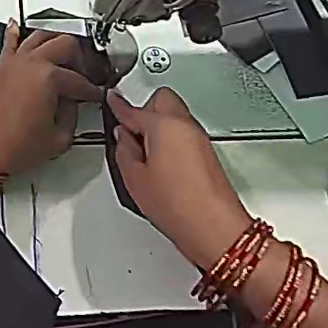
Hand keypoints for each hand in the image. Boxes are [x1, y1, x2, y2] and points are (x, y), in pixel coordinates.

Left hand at [0, 25, 105, 175]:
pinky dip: (16, 32)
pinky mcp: (0, 69)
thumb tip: (72, 106)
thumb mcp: (58, 139)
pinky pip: (11, 43)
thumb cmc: (10, 147)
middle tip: (87, 72)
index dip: (93, 90)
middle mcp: (31, 64)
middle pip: (66, 45)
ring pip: (41, 36)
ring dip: (57, 41)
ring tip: (67, 53)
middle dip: (82, 58)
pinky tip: (17, 26)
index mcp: (49, 78)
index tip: (96, 95)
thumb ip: (72, 116)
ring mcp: (13, 63)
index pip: (80, 80)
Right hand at [109, 88, 253, 268]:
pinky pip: (184, 132)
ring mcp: (199, 138)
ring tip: (145, 153)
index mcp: (164, 126)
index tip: (113, 100)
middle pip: (162, 99)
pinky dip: (170, 139)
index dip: (119, 105)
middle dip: (145, 109)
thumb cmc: (179, 205)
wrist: (214, 228)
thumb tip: (123, 138)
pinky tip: (161, 163)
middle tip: (131, 131)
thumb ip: (123, 149)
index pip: (134, 109)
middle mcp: (185, 126)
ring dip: (159, 125)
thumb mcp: (134, 178)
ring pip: (174, 115)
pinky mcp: (207, 152)